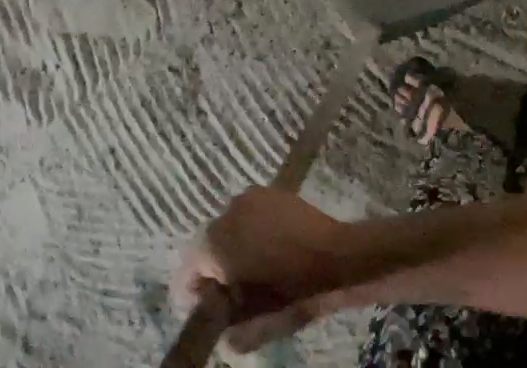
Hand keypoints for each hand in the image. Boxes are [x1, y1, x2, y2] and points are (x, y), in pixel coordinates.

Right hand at [171, 188, 354, 352]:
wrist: (338, 255)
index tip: (204, 308)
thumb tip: (223, 334)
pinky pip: (249, 215)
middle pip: (207, 246)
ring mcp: (250, 198)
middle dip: (214, 270)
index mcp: (215, 245)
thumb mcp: (259, 320)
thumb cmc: (296, 289)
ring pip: (228, 228)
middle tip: (232, 293)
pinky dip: (251, 231)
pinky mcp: (271, 192)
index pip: (187, 269)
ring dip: (233, 249)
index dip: (192, 292)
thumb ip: (232, 328)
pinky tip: (268, 249)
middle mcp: (227, 213)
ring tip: (252, 270)